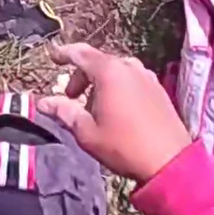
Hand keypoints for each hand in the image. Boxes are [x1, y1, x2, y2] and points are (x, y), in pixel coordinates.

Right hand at [38, 43, 191, 181]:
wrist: (170, 162)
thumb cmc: (124, 146)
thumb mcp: (87, 132)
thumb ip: (64, 111)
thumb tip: (43, 102)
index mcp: (109, 72)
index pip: (80, 53)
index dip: (64, 53)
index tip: (53, 56)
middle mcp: (128, 66)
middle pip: (97, 61)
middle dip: (81, 76)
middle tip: (71, 98)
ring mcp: (146, 75)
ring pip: (115, 70)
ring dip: (100, 82)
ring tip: (94, 107)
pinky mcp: (158, 87)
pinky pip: (131, 78)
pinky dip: (117, 86)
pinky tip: (117, 109)